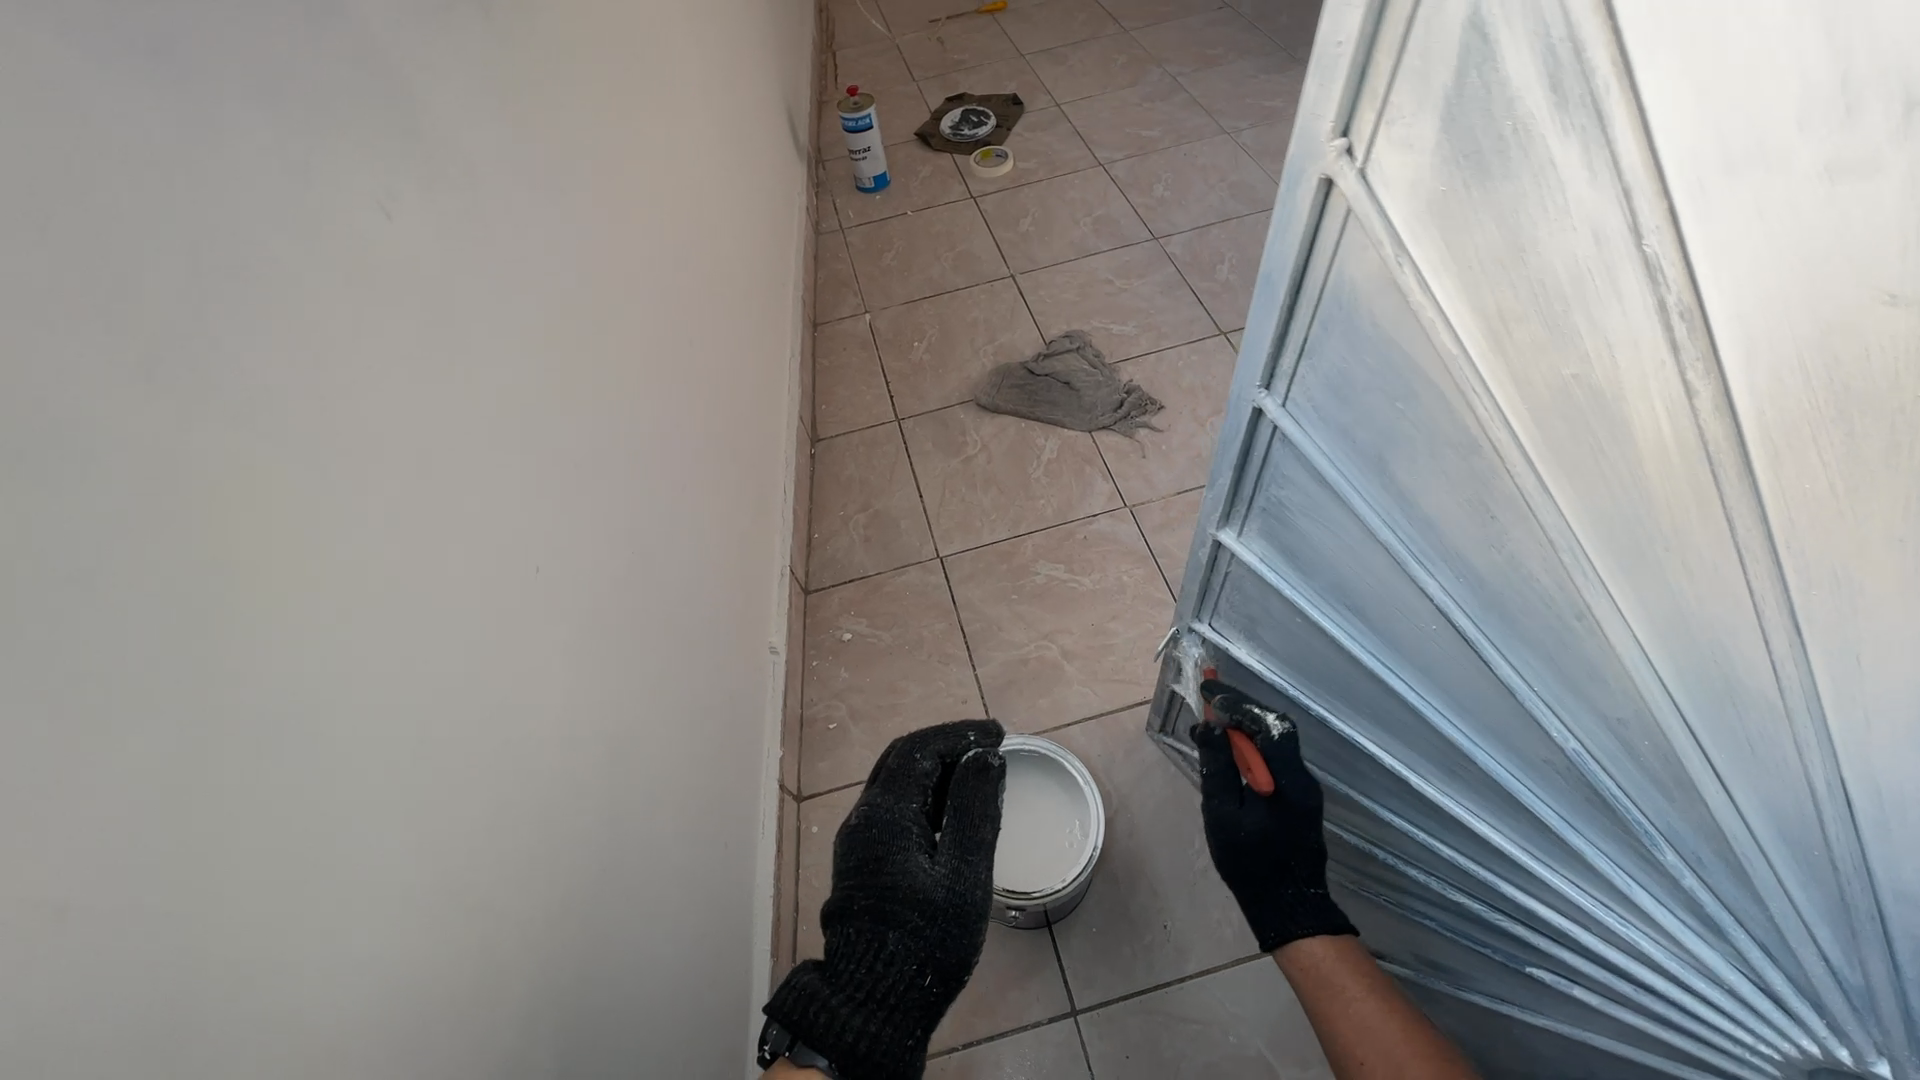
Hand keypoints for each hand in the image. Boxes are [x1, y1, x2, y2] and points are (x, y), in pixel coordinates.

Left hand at [765, 720, 1006, 1079]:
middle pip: (903, 760)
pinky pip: (896, 808)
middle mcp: (864, 819)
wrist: (872, 1002)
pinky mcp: (865, 861)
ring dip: (937, 769)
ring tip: (980, 771)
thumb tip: (986, 757)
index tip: (998, 734)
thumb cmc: (925, 940)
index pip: (918, 750)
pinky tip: (956, 808)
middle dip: (947, 745)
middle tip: (990, 746)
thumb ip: (975, 810)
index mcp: (884, 815)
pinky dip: (927, 794)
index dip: (959, 734)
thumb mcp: (963, 876)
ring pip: (897, 783)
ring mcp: (860, 841)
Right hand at [1193, 680, 1355, 953]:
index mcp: (1288, 781)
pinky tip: (1231, 752)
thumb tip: (1210, 727)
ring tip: (1213, 724)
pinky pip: (1276, 759)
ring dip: (1245, 727)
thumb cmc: (1250, 863)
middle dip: (1241, 709)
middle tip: (1209, 701)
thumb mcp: (1222, 815)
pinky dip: (1252, 747)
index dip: (1239, 703)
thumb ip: (1217, 768)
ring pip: (1276, 742)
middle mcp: (1303, 778)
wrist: (1288, 906)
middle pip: (1276, 728)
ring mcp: (1305, 788)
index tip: (1209, 692)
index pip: (1269, 724)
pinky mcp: (1300, 798)